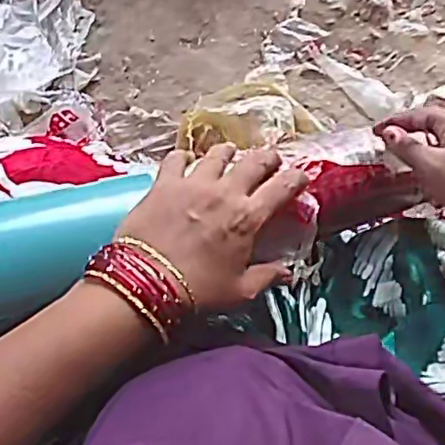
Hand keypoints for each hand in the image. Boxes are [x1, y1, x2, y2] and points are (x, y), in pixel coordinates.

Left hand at [117, 144, 309, 308]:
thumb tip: (287, 273)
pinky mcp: (164, 184)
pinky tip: (185, 161)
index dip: (297, 178)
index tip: (301, 177)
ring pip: (217, 154)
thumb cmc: (198, 290)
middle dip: (267, 158)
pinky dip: (184, 157)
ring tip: (229, 154)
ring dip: (228, 153)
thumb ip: (267, 277)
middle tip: (270, 161)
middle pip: (254, 161)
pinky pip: (177, 159)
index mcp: (248, 217)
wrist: (143, 285)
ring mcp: (193, 184)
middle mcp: (225, 193)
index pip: (283, 187)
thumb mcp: (240, 291)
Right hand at [374, 108, 444, 218]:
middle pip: (430, 124)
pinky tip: (422, 169)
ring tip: (400, 153)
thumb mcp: (428, 163)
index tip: (377, 130)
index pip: (420, 114)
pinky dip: (429, 157)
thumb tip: (389, 132)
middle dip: (407, 130)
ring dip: (418, 144)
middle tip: (387, 139)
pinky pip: (444, 154)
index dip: (396, 121)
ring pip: (438, 140)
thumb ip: (406, 147)